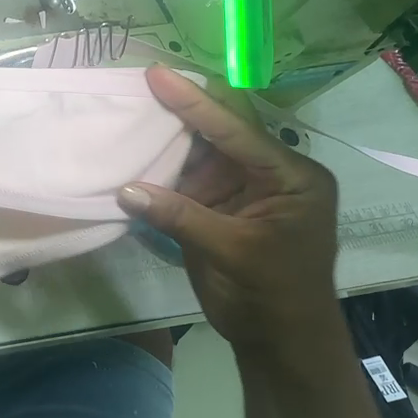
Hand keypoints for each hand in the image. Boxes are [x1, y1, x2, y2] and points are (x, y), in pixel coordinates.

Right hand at [116, 67, 340, 358]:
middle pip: (218, 133)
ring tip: (129, 104)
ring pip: (198, 152)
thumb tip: (125, 189)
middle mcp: (269, 174)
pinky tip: (133, 147)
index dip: (193, 103)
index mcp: (292, 178)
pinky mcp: (218, 206)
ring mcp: (242, 189)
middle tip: (141, 80)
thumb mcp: (231, 253)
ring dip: (165, 136)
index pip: (236, 132)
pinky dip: (159, 167)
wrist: (281, 343)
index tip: (158, 74)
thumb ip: (179, 216)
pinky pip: (186, 177)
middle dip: (180, 109)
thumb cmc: (273, 296)